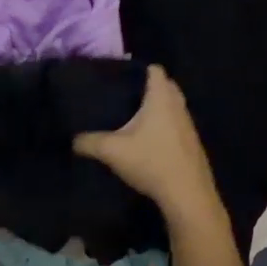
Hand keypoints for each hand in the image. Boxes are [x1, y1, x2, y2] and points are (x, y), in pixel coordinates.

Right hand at [73, 66, 220, 219]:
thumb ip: (88, 142)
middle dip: (149, 87)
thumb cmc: (151, 163)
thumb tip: (72, 139)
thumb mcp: (112, 152)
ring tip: (134, 116)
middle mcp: (179, 107)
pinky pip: (178, 125)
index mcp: (161, 99)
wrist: (188, 197)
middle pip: (167, 86)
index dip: (140, 68)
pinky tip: (150, 141)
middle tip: (126, 95)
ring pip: (174, 107)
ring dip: (159, 107)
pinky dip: (166, 126)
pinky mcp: (193, 145)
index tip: (122, 75)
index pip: (156, 70)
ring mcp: (189, 127)